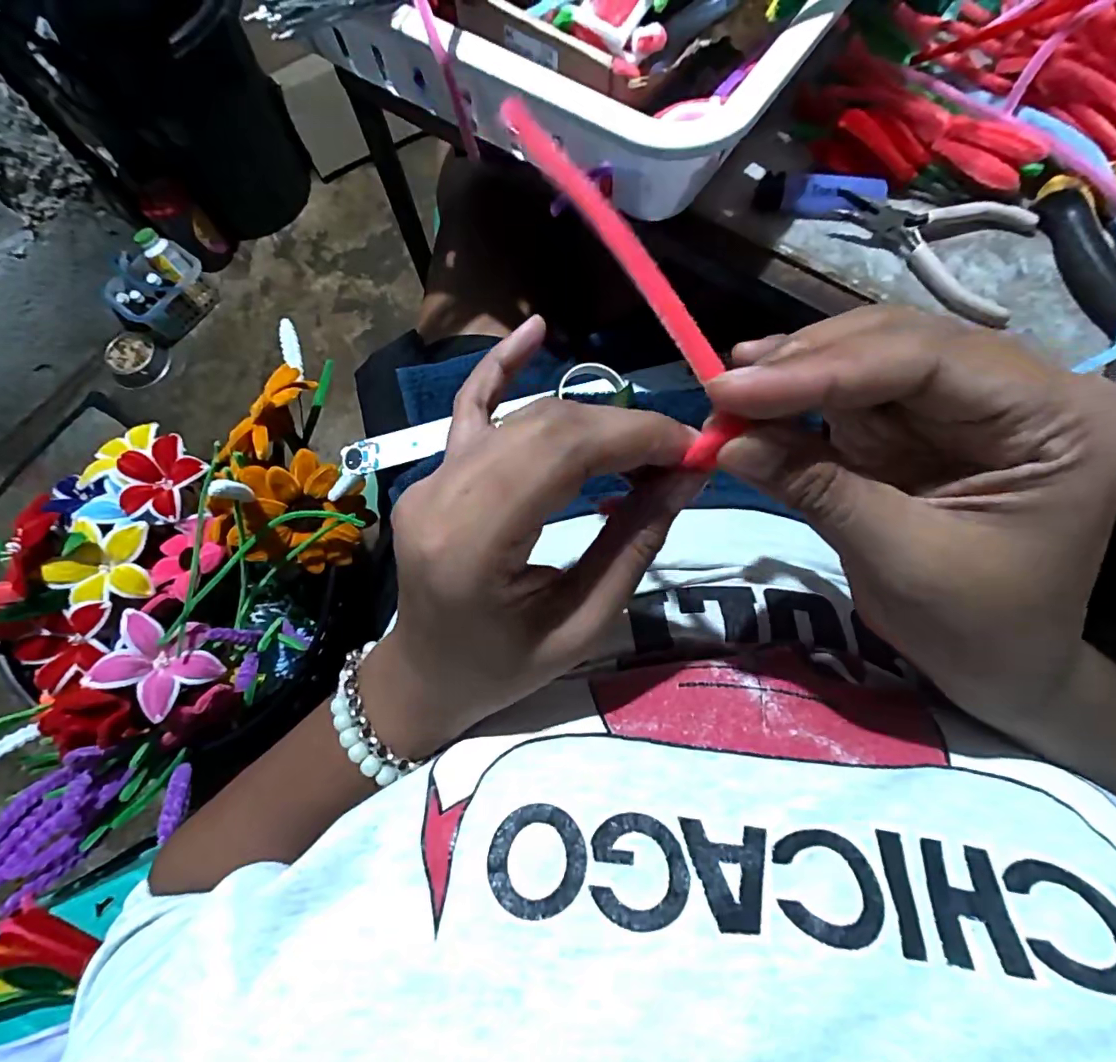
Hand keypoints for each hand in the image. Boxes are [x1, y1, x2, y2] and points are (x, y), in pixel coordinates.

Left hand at [366, 316, 702, 753]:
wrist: (424, 677)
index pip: (562, 454)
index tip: (691, 448)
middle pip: (546, 426)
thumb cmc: (502, 670)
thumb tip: (685, 475)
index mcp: (472, 545)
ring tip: (642, 439)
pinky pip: (470, 409)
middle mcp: (441, 496)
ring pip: (523, 417)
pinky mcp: (432, 473)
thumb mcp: (581, 625)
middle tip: (676, 451)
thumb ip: (632, 544)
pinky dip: (503, 368)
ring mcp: (429, 479)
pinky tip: (536, 330)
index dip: (634, 436)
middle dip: (622, 427)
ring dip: (591, 417)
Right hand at [705, 305, 1115, 727]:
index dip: (825, 368)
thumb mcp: (898, 560)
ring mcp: (972, 404)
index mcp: (1056, 418)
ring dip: (799, 373)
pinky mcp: (929, 426)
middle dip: (807, 365)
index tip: (735, 385)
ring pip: (874, 359)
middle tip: (724, 387)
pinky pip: (859, 396)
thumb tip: (727, 442)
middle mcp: (1021, 389)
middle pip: (902, 345)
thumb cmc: (976, 628)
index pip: (930, 361)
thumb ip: (818, 489)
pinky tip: (761, 396)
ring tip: (733, 388)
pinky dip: (805, 399)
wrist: (1004, 670)